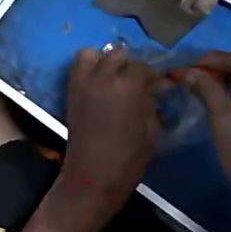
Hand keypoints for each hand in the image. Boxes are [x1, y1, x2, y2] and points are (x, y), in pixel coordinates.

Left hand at [56, 47, 163, 225]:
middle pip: (118, 54)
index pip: (144, 66)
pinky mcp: (71, 91)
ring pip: (93, 54)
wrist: (92, 177)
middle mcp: (103, 76)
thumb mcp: (152, 130)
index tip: (159, 84)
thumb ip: (153, 102)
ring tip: (115, 77)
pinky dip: (90, 67)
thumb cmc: (129, 159)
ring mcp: (83, 82)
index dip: (153, 75)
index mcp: (129, 85)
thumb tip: (158, 88)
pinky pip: (79, 67)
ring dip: (106, 61)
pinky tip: (101, 84)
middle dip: (130, 64)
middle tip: (138, 81)